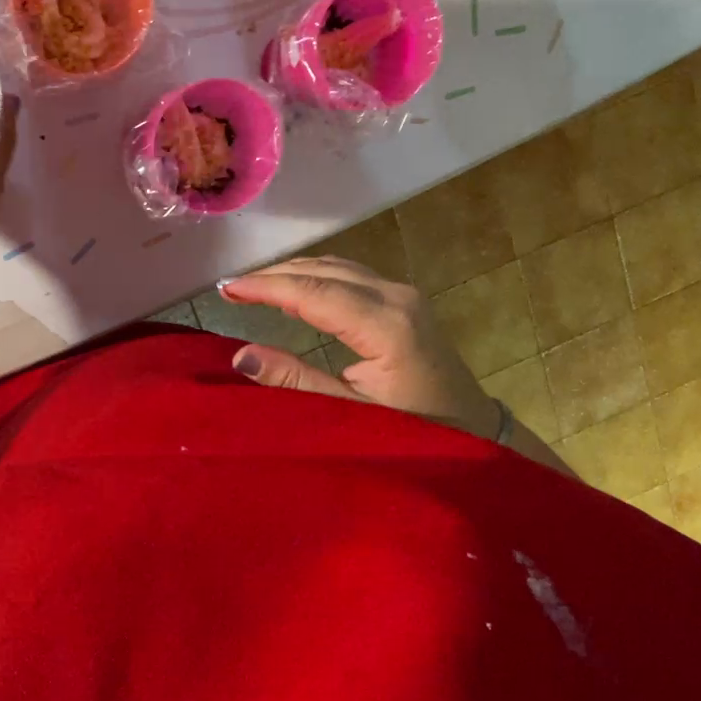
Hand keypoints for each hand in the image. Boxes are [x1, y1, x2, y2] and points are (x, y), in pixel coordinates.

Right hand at [218, 257, 502, 440]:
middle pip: (324, 272)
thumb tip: (240, 355)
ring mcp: (404, 295)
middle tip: (229, 287)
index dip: (265, 287)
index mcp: (386, 326)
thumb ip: (296, 383)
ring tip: (250, 286)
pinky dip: (313, 278)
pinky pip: (349, 276)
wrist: (475, 431)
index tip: (225, 289)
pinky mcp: (404, 300)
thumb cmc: (416, 432)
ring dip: (292, 273)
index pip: (312, 293)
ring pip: (337, 269)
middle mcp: (397, 298)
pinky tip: (290, 289)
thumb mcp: (351, 416)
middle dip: (273, 275)